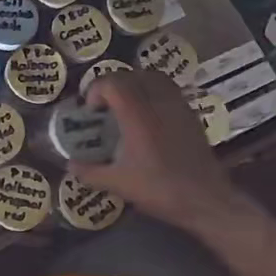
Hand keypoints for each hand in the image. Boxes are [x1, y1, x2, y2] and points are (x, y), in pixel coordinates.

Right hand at [73, 70, 244, 231]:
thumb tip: (69, 164)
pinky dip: (152, 92)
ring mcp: (178, 107)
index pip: (113, 83)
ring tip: (124, 105)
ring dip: (133, 84)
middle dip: (111, 85)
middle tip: (103, 107)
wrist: (206, 200)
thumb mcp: (118, 184)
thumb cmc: (160, 190)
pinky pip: (168, 89)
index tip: (91, 111)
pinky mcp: (190, 115)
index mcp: (138, 117)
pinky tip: (147, 116)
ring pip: (153, 77)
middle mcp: (158, 104)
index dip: (96, 90)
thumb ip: (89, 172)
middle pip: (131, 75)